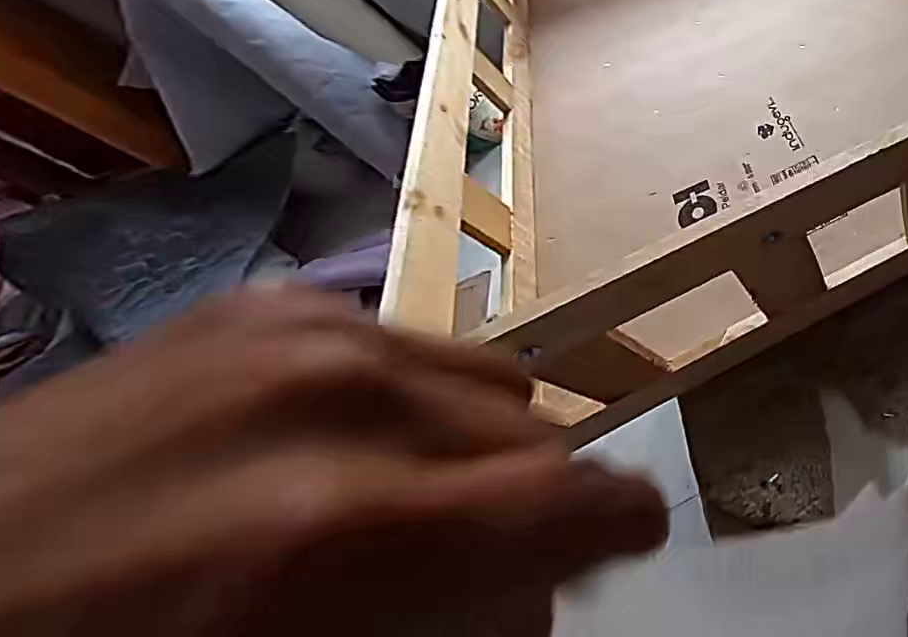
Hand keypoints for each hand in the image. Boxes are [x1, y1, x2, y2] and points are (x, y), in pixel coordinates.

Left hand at [0, 287, 667, 636]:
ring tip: (420, 495)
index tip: (635, 530)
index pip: (555, 501)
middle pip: (532, 438)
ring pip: (493, 378)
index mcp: (328, 535)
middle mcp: (337, 400)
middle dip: (531, 506)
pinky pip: (416, 345)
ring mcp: (301, 330)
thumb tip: (536, 598)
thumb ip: (447, 622)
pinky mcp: (271, 302)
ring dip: (484, 442)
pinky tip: (348, 444)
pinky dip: (419, 400)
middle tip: (490, 561)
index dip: (618, 518)